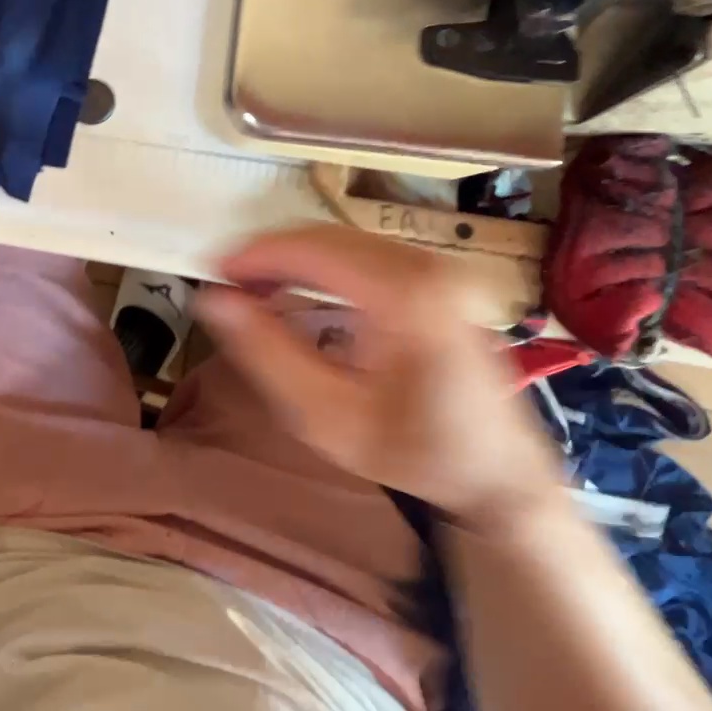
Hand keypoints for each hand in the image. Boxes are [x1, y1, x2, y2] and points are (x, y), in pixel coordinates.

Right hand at [193, 224, 562, 526]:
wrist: (499, 474)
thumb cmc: (411, 451)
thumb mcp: (325, 414)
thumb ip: (265, 351)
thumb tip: (213, 299)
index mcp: (404, 296)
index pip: (310, 248)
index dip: (253, 255)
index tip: (212, 275)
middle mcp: (426, 267)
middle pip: (323, 236)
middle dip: (267, 255)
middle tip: (227, 287)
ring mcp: (437, 268)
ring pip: (339, 239)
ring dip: (289, 258)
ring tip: (252, 292)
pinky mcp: (438, 277)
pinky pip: (360, 250)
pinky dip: (318, 263)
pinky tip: (295, 292)